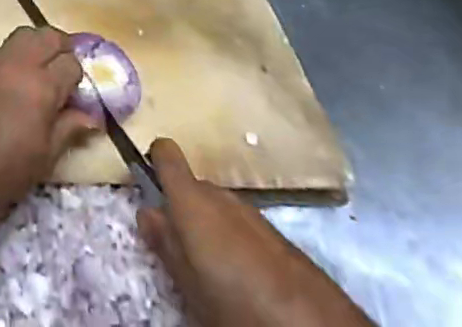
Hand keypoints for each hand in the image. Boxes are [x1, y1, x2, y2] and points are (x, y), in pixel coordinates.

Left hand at [0, 27, 97, 220]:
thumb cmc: (9, 169)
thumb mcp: (48, 153)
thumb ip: (71, 126)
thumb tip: (92, 116)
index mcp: (41, 85)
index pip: (70, 62)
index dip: (79, 77)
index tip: (78, 92)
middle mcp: (18, 64)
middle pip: (48, 36)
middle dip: (62, 48)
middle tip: (66, 70)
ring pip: (25, 35)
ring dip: (39, 45)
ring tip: (45, 71)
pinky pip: (5, 49)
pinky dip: (19, 55)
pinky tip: (20, 79)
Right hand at [139, 139, 372, 326]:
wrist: (315, 326)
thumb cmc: (236, 301)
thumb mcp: (187, 282)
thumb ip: (164, 243)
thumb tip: (147, 212)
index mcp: (192, 199)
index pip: (166, 153)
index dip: (154, 160)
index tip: (147, 180)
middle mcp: (221, 195)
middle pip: (191, 186)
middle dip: (181, 208)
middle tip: (178, 245)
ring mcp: (252, 212)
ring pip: (217, 207)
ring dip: (209, 226)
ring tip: (210, 266)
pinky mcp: (276, 234)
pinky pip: (241, 224)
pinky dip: (234, 239)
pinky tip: (241, 276)